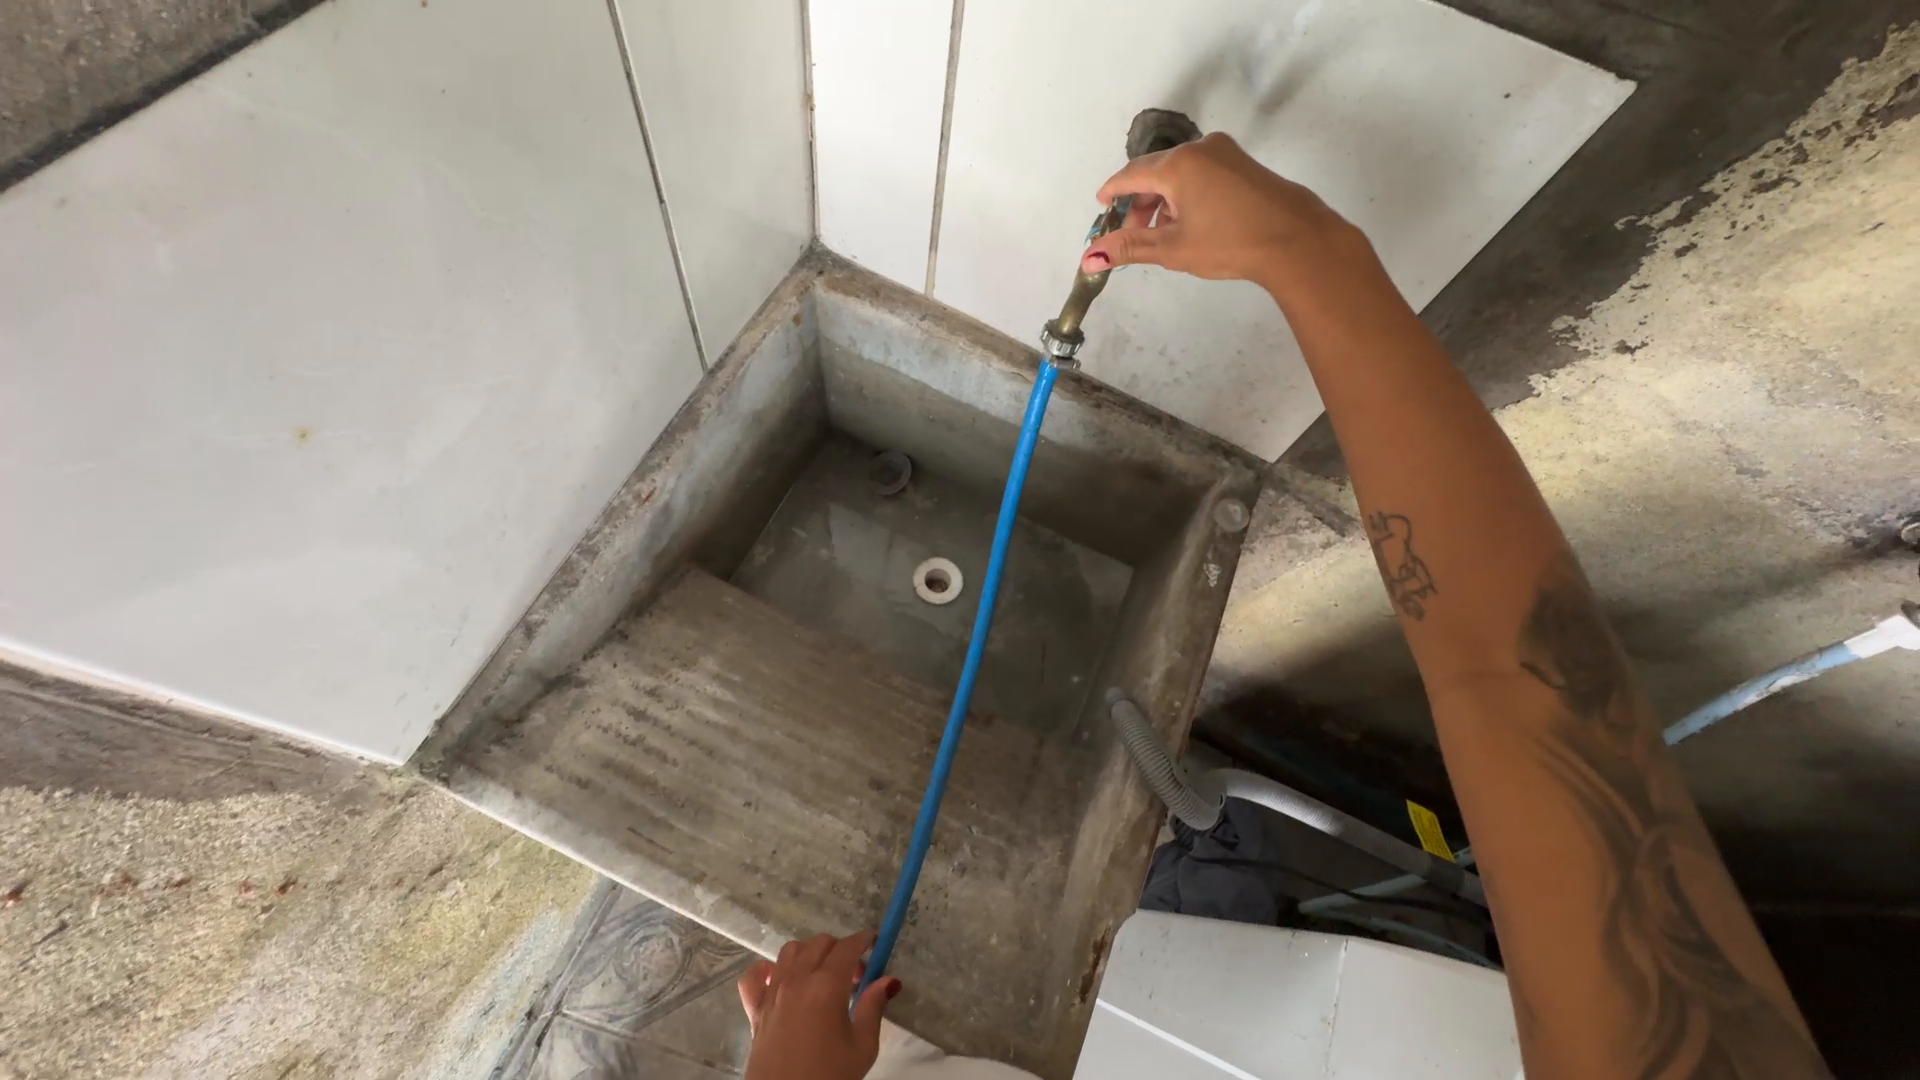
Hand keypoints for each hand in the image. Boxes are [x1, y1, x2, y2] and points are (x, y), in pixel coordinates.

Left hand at [738, 931, 901, 1079]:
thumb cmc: (829, 1077)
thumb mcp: (862, 1047)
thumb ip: (874, 1007)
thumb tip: (888, 980)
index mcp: (827, 986)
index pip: (848, 947)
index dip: (863, 939)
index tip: (874, 942)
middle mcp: (797, 979)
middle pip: (820, 943)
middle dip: (841, 949)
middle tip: (855, 976)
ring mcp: (772, 992)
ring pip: (791, 950)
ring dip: (810, 953)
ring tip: (822, 975)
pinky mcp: (755, 1010)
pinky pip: (754, 977)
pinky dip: (767, 970)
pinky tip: (780, 980)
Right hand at [1080, 132, 1359, 294]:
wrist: (1294, 240)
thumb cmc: (1228, 243)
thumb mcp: (1172, 249)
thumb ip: (1128, 247)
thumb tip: (1089, 257)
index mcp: (1178, 165)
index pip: (1131, 174)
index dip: (1112, 192)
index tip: (1101, 208)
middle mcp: (1199, 149)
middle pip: (1154, 172)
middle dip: (1138, 203)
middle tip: (1129, 235)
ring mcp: (1223, 153)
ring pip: (1177, 173)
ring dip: (1161, 202)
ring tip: (1159, 236)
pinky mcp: (1240, 164)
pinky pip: (1198, 173)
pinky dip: (1183, 196)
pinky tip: (1186, 224)